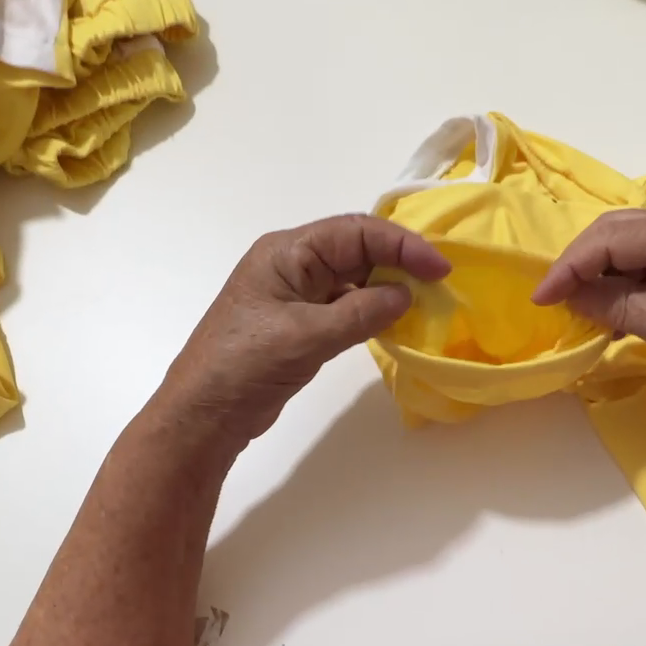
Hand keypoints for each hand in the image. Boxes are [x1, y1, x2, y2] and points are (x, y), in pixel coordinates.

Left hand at [154, 214, 450, 447]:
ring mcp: (295, 296)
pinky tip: (392, 323)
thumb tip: (405, 295)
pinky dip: (370, 312)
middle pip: (356, 250)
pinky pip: (344, 307)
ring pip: (353, 279)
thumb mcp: (306, 336)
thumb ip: (360, 313)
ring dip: (386, 287)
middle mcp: (292, 265)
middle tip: (439, 284)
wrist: (206, 413)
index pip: (356, 232)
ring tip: (423, 303)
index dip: (402, 245)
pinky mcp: (300, 325)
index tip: (439, 270)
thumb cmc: (246, 365)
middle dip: (398, 261)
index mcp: (288, 252)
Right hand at [531, 210, 645, 402]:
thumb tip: (568, 294)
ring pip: (628, 253)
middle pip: (618, 234)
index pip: (613, 236)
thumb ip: (618, 303)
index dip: (571, 265)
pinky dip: (619, 293)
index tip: (540, 300)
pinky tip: (608, 319)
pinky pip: (644, 274)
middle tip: (551, 302)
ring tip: (576, 312)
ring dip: (598, 279)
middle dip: (580, 265)